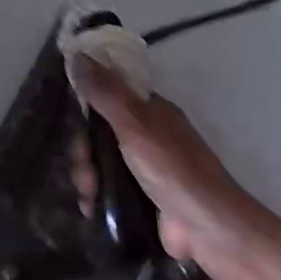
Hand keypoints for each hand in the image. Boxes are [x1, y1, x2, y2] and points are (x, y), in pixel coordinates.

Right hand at [69, 55, 257, 261]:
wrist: (205, 227)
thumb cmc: (172, 168)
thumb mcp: (135, 124)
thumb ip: (105, 91)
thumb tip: (77, 53)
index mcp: (151, 111)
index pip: (110, 96)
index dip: (88, 107)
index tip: (75, 123)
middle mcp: (147, 135)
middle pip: (100, 133)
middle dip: (85, 152)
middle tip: (85, 170)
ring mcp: (144, 168)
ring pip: (100, 162)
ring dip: (87, 177)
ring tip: (89, 195)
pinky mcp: (140, 197)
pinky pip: (107, 189)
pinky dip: (95, 197)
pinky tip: (90, 208)